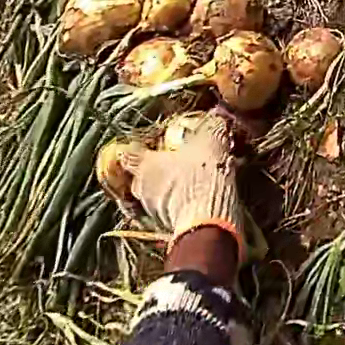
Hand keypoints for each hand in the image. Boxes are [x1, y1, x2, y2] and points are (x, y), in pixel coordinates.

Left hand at [96, 110, 246, 267]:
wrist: (208, 218)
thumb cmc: (201, 173)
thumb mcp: (211, 139)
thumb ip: (210, 126)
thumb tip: (216, 116)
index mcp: (144, 164)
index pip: (128, 153)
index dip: (136, 147)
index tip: (146, 143)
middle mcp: (140, 188)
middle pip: (141, 176)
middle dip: (156, 170)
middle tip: (177, 161)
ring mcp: (151, 211)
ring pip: (155, 195)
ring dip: (169, 188)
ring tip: (192, 181)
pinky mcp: (166, 228)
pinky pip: (170, 210)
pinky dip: (180, 204)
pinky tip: (199, 198)